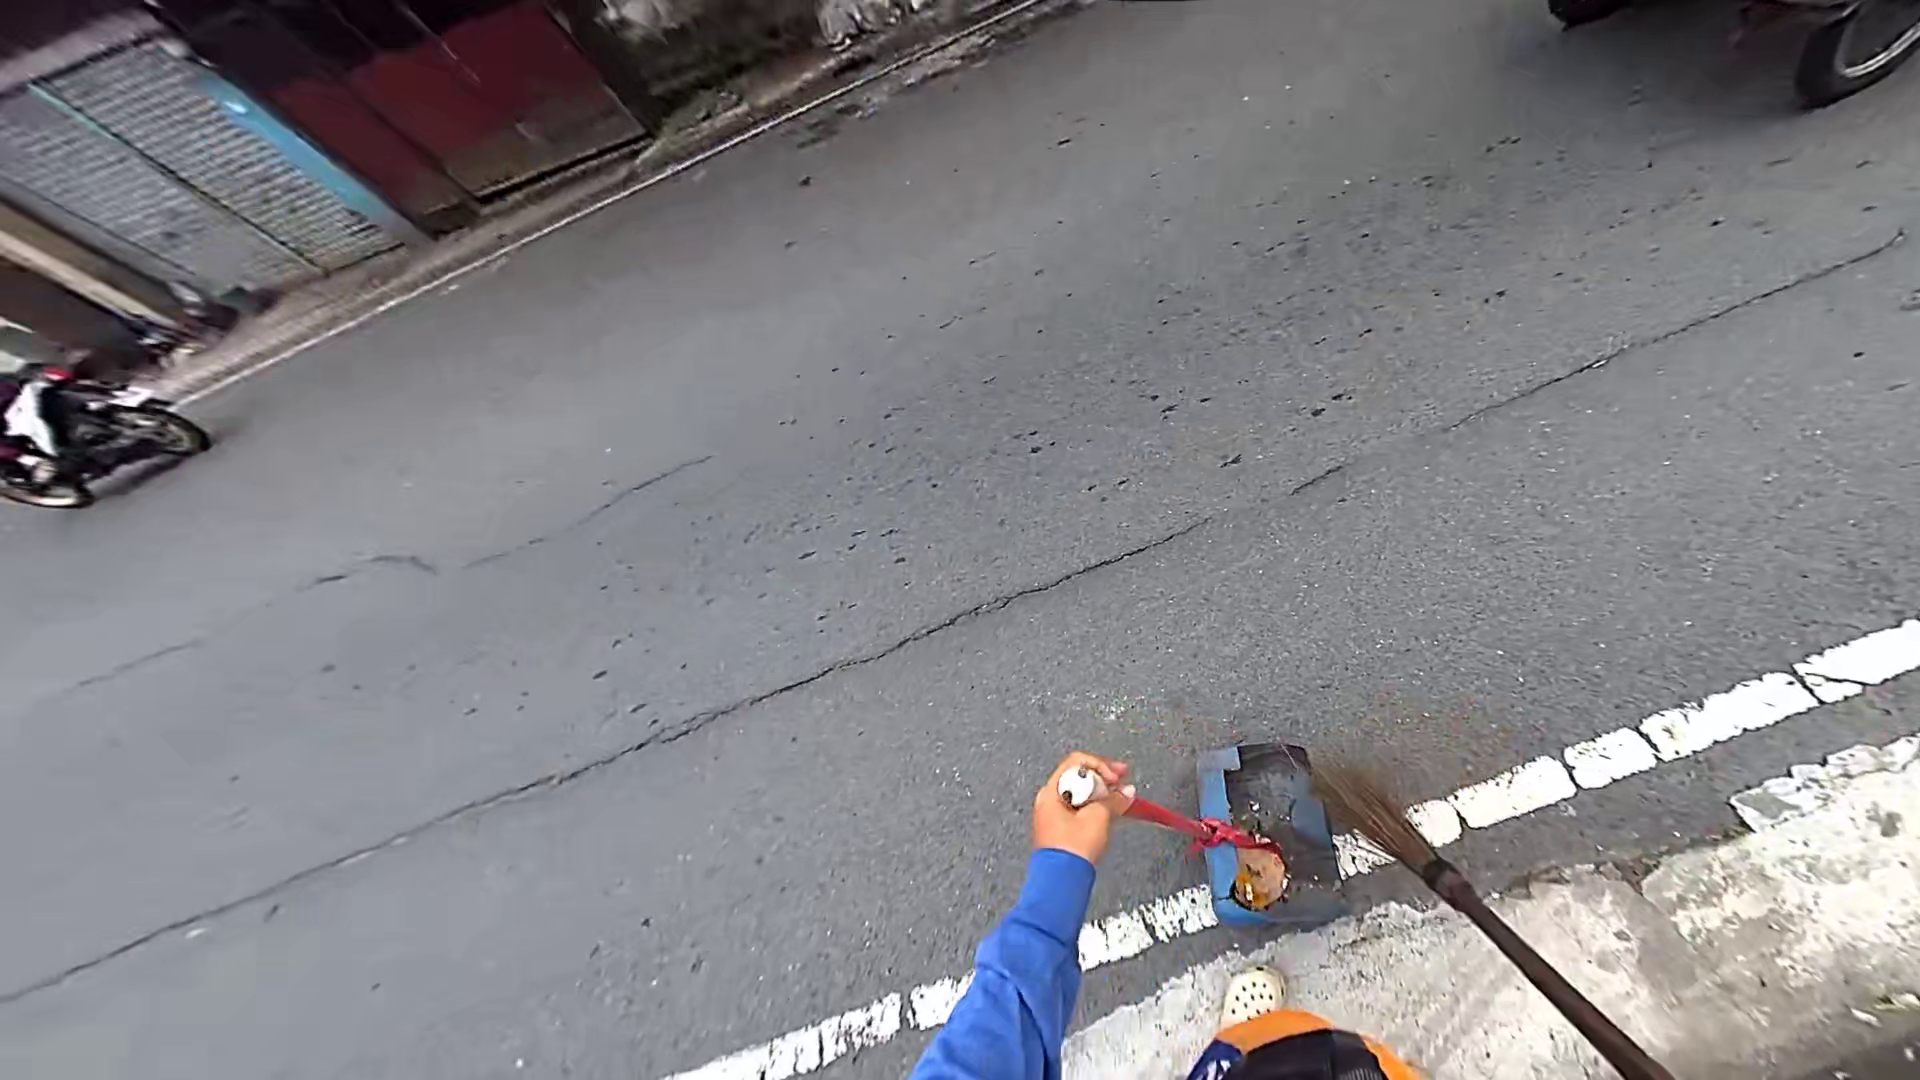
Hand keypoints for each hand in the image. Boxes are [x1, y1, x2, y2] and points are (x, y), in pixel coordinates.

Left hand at [1033, 752, 1134, 863]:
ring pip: (1081, 793)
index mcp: (1051, 791)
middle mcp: (1049, 799)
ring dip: (1101, 792)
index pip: (1076, 763)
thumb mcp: (1098, 817)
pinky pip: (1080, 808)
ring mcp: (1054, 814)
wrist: (1063, 881)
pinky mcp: (1062, 829)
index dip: (1100, 765)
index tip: (1117, 777)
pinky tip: (1109, 812)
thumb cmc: (1071, 851)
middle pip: (1078, 776)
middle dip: (1103, 777)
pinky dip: (1096, 806)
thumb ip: (1115, 799)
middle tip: (1122, 780)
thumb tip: (1126, 791)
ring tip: (1119, 797)